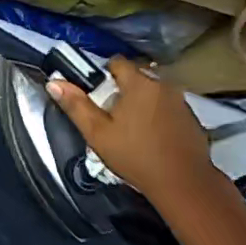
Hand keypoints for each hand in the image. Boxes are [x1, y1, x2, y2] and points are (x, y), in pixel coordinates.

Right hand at [46, 56, 218, 201]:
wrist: (181, 181)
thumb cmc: (134, 155)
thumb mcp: (97, 133)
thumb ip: (76, 106)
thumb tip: (54, 82)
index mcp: (138, 84)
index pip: (118, 62)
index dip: (104, 74)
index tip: (97, 93)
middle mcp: (163, 85)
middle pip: (137, 77)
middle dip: (123, 89)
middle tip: (111, 114)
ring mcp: (181, 100)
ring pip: (154, 92)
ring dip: (142, 102)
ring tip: (132, 127)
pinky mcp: (191, 117)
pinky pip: (169, 107)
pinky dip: (159, 114)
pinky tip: (152, 136)